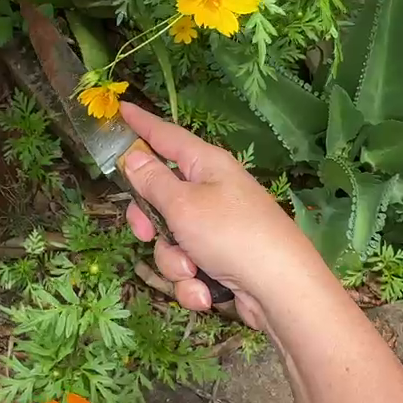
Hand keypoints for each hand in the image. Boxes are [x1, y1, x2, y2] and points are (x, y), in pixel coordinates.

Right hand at [117, 102, 325, 329]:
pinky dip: (192, 281)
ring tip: (192, 272)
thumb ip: (152, 181)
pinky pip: (189, 265)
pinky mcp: (220, 260)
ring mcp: (217, 227)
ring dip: (174, 261)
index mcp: (206, 164)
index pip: (166, 136)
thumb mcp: (183, 204)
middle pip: (160, 195)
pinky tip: (206, 293)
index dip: (141, 123)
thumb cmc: (232, 234)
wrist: (281, 291)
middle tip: (146, 234)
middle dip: (150, 222)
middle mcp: (211, 190)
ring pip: (171, 238)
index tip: (121, 109)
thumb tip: (133, 155)